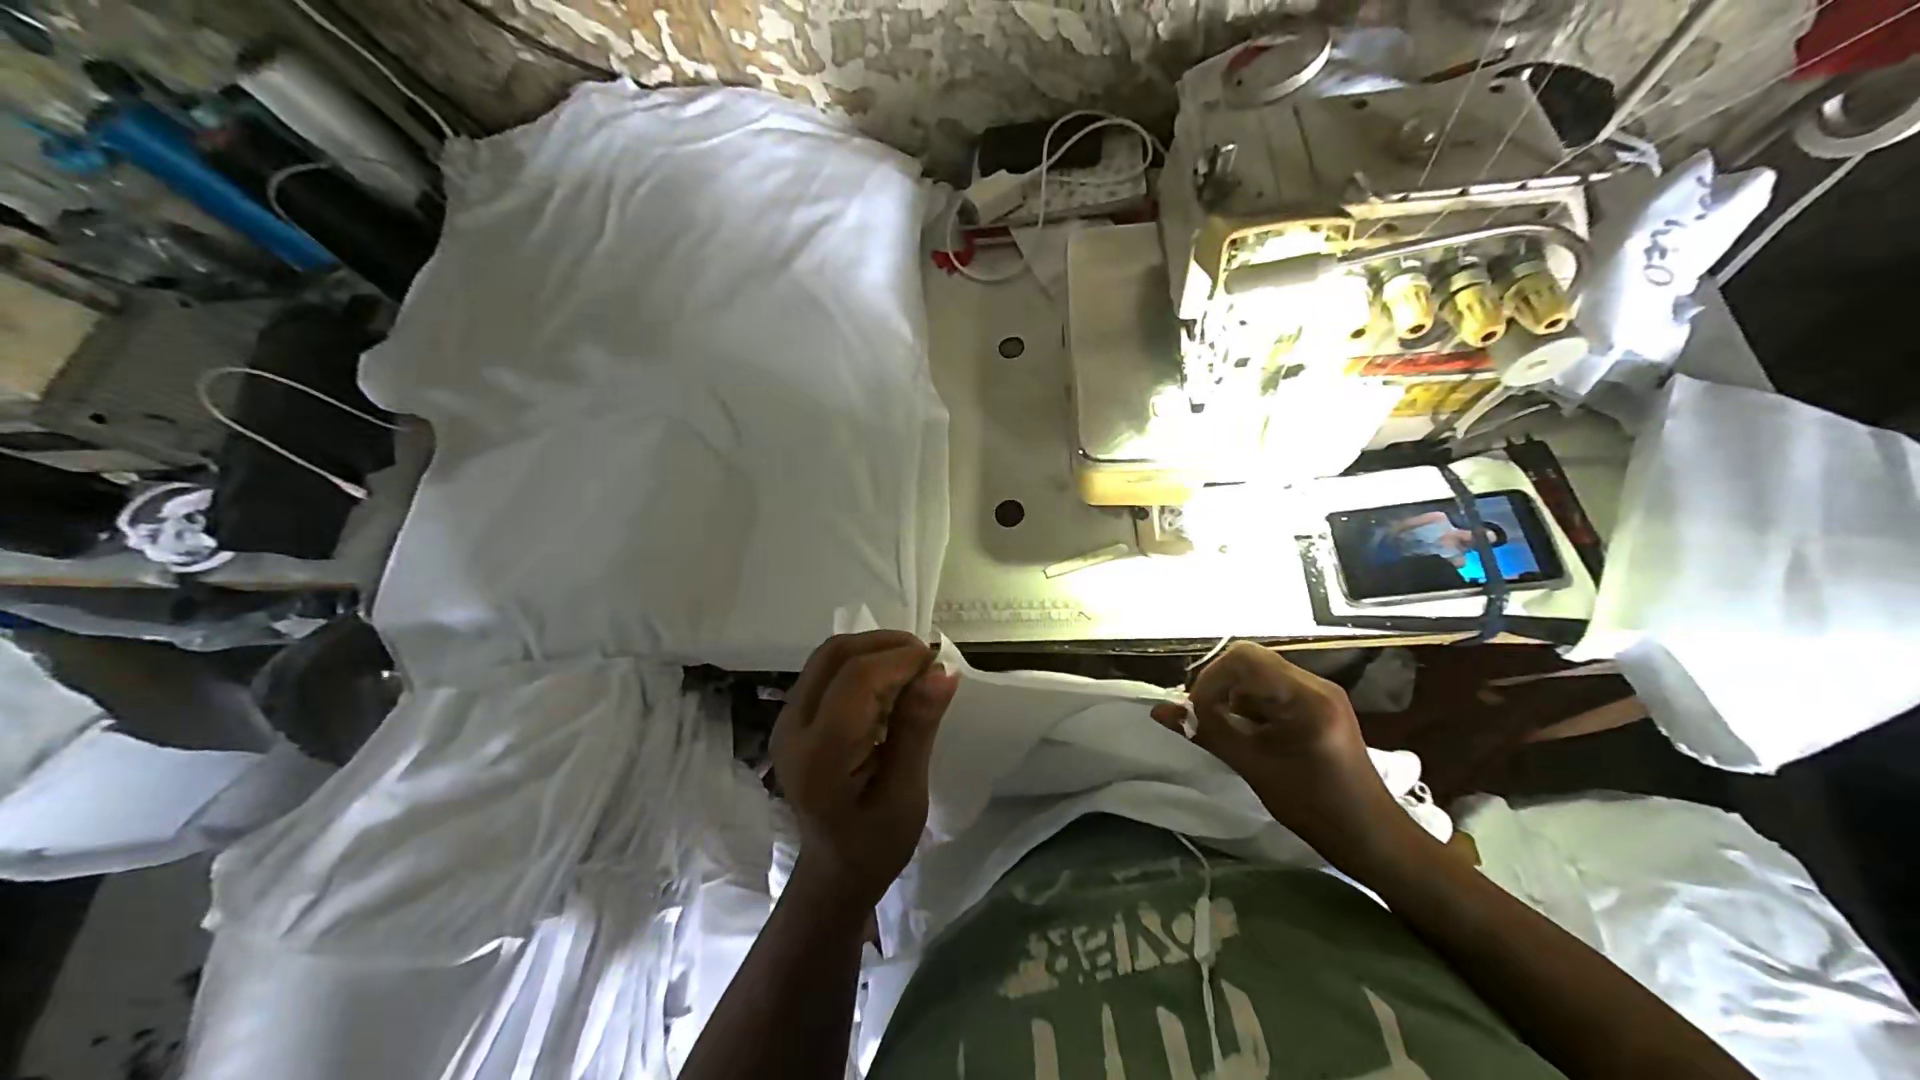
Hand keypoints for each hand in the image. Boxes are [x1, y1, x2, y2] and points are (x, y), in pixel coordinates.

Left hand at [772, 631, 959, 910]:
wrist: (835, 870)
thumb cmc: (876, 843)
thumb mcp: (907, 793)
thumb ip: (917, 728)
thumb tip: (941, 671)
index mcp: (819, 755)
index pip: (856, 679)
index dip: (900, 659)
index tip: (938, 664)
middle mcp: (792, 728)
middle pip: (835, 655)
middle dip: (885, 644)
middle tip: (928, 661)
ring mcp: (787, 720)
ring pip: (828, 656)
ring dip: (874, 649)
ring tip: (913, 669)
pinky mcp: (793, 717)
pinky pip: (826, 670)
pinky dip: (862, 663)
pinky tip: (889, 683)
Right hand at [1152, 643, 1409, 862]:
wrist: (1369, 835)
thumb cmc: (1312, 804)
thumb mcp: (1252, 767)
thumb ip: (1206, 732)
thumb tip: (1161, 711)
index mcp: (1305, 696)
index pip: (1244, 659)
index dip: (1210, 679)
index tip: (1197, 713)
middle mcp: (1315, 684)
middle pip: (1250, 663)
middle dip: (1219, 688)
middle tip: (1204, 720)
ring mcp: (1319, 693)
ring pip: (1258, 676)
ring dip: (1233, 699)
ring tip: (1228, 734)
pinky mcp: (1319, 705)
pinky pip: (1273, 691)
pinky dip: (1251, 707)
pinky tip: (1250, 737)